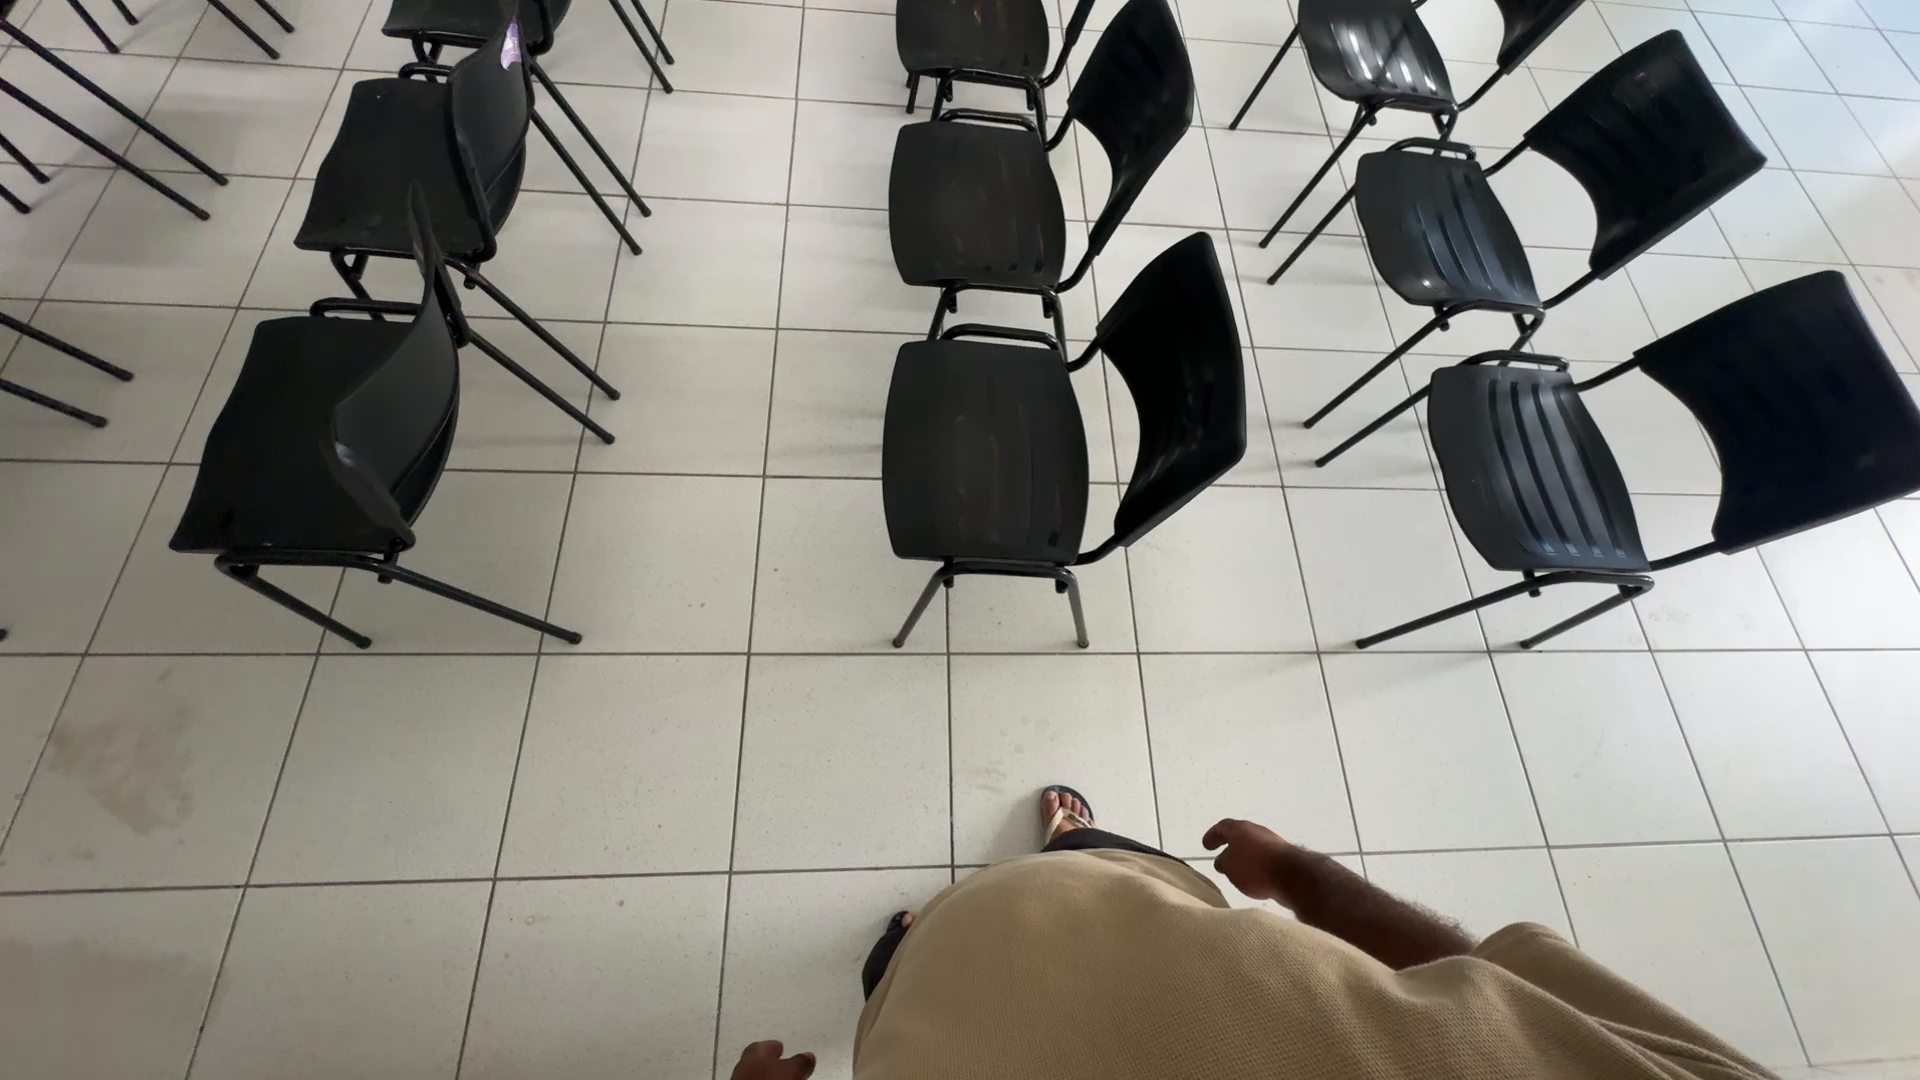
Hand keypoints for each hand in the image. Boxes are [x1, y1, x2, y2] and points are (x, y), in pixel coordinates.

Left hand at [729, 1040, 816, 1079]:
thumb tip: (808, 1057)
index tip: (781, 1048)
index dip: (772, 1047)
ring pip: (755, 1079)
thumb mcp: (792, 1070)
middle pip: (756, 1064)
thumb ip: (800, 1061)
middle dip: (770, 1065)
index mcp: (751, 1056)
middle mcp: (741, 1071)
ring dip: (767, 1079)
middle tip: (784, 1066)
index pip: (760, 1046)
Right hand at [1202, 818, 1298, 907]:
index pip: (1222, 827)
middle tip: (1223, 857)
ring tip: (1241, 873)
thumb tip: (1223, 861)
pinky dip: (1259, 867)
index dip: (1212, 835)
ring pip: (1255, 848)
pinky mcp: (1287, 858)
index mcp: (1241, 828)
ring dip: (1246, 858)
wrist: (1293, 876)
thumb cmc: (1254, 867)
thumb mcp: (1229, 867)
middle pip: (1241, 836)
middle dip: (1231, 846)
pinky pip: (1267, 860)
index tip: (1206, 844)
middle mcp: (1258, 831)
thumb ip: (1223, 862)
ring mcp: (1274, 843)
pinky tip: (1258, 880)